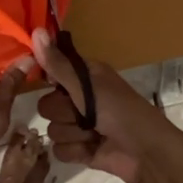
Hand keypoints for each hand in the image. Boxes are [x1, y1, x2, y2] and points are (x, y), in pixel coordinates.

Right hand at [32, 28, 175, 182]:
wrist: (146, 151)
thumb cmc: (121, 111)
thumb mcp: (89, 86)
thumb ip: (59, 65)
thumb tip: (36, 31)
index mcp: (84, 78)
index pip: (52, 73)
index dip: (52, 81)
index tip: (58, 86)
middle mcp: (78, 100)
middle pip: (46, 106)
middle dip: (65, 114)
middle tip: (87, 115)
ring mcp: (77, 127)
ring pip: (52, 130)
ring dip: (74, 134)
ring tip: (95, 134)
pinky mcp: (78, 150)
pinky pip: (59, 150)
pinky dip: (77, 151)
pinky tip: (93, 148)